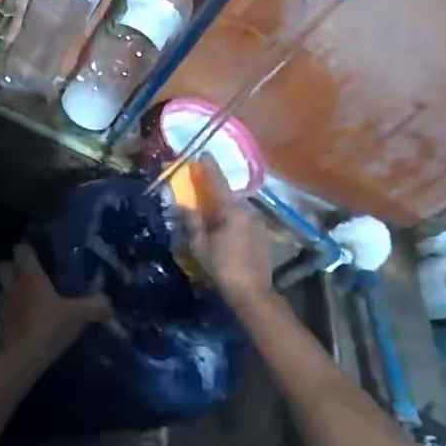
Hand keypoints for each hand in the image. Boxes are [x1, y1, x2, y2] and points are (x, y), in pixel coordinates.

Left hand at [0, 244, 110, 361]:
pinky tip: (25, 322)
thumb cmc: (49, 327)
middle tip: (31, 276)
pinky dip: (12, 313)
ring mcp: (2, 305)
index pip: (21, 250)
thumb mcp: (79, 317)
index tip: (38, 255)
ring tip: (28, 300)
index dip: (27, 250)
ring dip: (11, 291)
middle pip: (3, 266)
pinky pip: (3, 311)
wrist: (20, 358)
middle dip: (13, 267)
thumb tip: (108, 303)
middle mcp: (12, 286)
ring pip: (1, 289)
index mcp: (30, 276)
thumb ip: (95, 307)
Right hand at [180, 161, 272, 298]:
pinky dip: (234, 220)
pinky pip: (245, 220)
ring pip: (238, 209)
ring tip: (212, 216)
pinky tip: (226, 232)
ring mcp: (259, 223)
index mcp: (231, 210)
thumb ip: (192, 221)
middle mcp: (248, 210)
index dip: (209, 167)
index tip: (203, 153)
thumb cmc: (221, 267)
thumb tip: (182, 204)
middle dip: (215, 192)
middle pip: (228, 196)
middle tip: (201, 193)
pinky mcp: (264, 236)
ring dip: (225, 209)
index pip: (218, 182)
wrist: (252, 292)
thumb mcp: (199, 245)